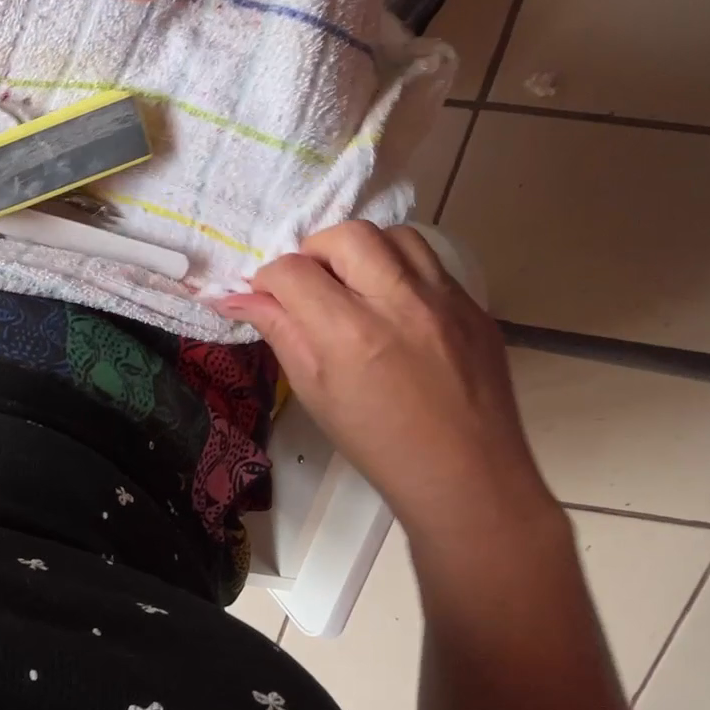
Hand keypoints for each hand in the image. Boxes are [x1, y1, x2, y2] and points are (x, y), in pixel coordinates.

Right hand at [216, 222, 553, 532]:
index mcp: (349, 332)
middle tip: (309, 283)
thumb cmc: (374, 439)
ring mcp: (446, 301)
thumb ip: (278, 330)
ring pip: (396, 236)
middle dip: (314, 251)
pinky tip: (390, 305)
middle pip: (346, 235)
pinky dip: (398, 270)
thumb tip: (235, 298)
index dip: (267, 280)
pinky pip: (431, 263)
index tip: (265, 298)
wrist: (466, 474)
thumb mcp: (311, 388)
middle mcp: (400, 304)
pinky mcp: (475, 307)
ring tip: (352, 283)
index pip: (290, 271)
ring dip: (362, 250)